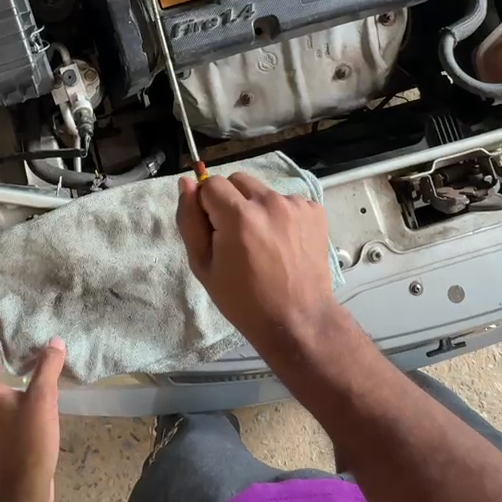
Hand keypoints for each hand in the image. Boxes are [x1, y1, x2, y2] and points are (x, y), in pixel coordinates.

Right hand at [176, 171, 343, 358]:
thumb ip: (189, 220)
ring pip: (262, 190)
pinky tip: (283, 243)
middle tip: (237, 236)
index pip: (210, 183)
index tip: (216, 232)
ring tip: (263, 242)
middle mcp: (269, 202)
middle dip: (231, 201)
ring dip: (256, 207)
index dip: (208, 206)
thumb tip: (186, 183)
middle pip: (237, 180)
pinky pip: (286, 200)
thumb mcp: (203, 266)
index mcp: (239, 216)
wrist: (298, 321)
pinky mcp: (315, 211)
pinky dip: (280, 215)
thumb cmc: (244, 300)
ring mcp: (296, 205)